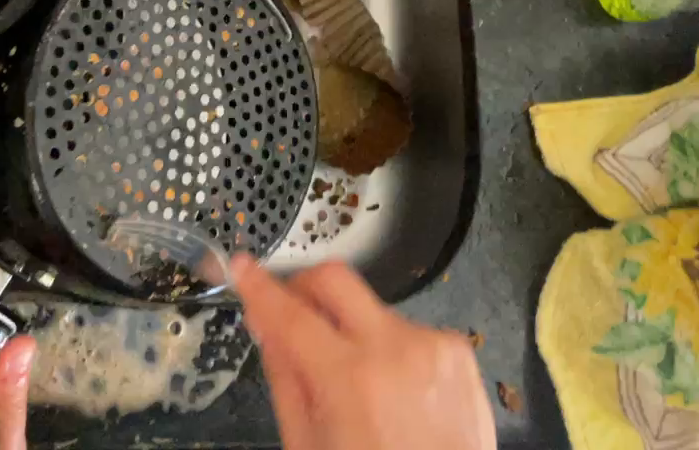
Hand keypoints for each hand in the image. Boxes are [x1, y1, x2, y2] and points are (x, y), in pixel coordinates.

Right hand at [232, 255, 496, 449]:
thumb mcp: (308, 445)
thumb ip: (285, 376)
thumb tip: (266, 323)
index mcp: (352, 381)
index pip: (290, 315)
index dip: (259, 286)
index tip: (241, 267)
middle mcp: (395, 350)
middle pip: (334, 279)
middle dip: (305, 287)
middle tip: (292, 311)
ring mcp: (431, 345)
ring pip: (370, 307)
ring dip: (352, 329)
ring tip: (358, 381)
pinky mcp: (456, 350)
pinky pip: (405, 328)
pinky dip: (390, 349)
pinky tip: (395, 389)